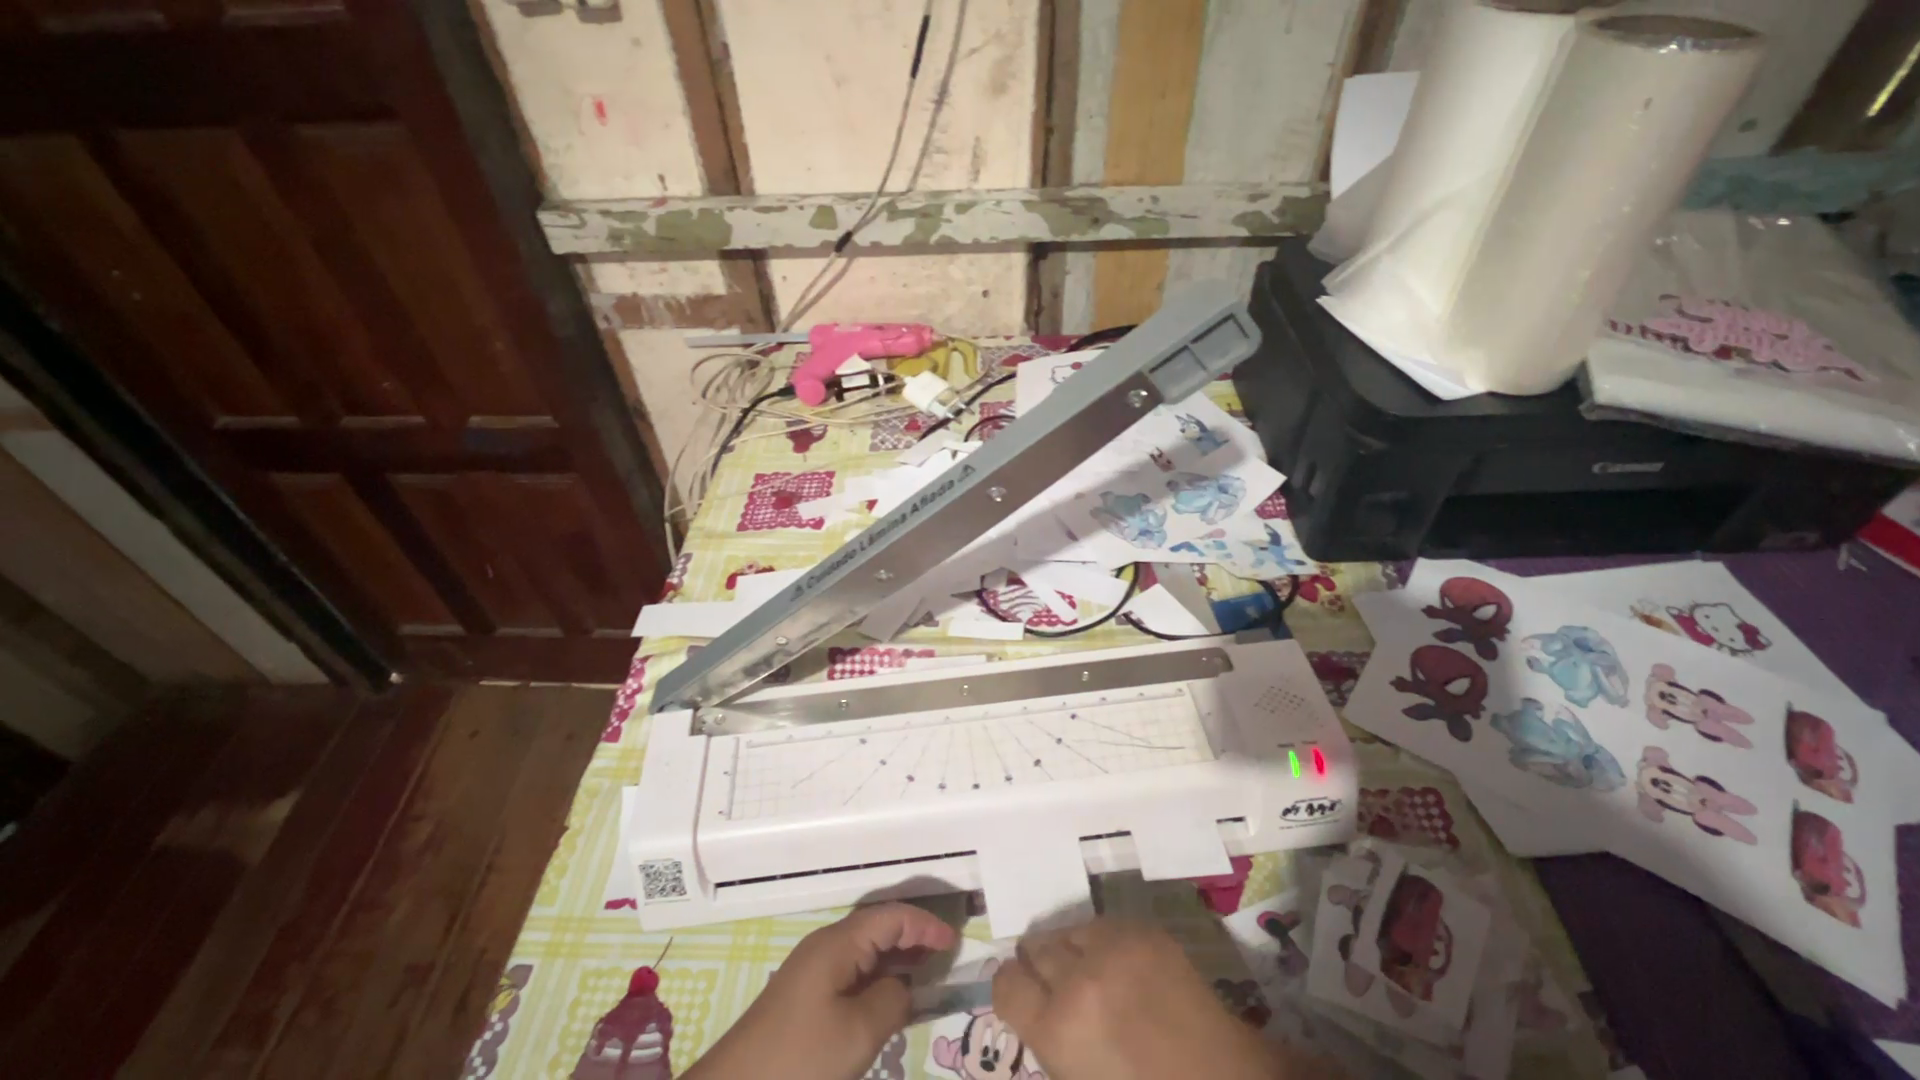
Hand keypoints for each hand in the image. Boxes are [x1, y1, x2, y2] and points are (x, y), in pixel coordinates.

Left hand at [685, 902, 956, 1079]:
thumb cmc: (802, 1054)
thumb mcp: (861, 1029)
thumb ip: (894, 997)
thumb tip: (905, 986)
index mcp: (837, 943)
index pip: (891, 916)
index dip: (925, 924)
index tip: (956, 942)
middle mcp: (825, 947)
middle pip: (877, 926)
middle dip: (914, 934)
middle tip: (948, 954)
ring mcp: (813, 971)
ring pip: (865, 950)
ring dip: (898, 957)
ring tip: (930, 972)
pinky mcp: (806, 997)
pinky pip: (853, 972)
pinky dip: (880, 976)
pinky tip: (893, 997)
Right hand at [992, 917, 1285, 1079]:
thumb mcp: (1074, 1075)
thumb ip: (1046, 1037)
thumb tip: (1029, 1001)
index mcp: (1055, 1030)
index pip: (1004, 983)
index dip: (1012, 991)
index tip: (1024, 998)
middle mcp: (1078, 980)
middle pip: (1034, 948)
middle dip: (1041, 968)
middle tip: (1058, 987)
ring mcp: (1114, 950)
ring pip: (1066, 930)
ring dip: (1070, 950)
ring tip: (1090, 974)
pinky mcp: (1145, 932)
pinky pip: (1102, 923)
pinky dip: (1102, 941)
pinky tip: (1118, 965)